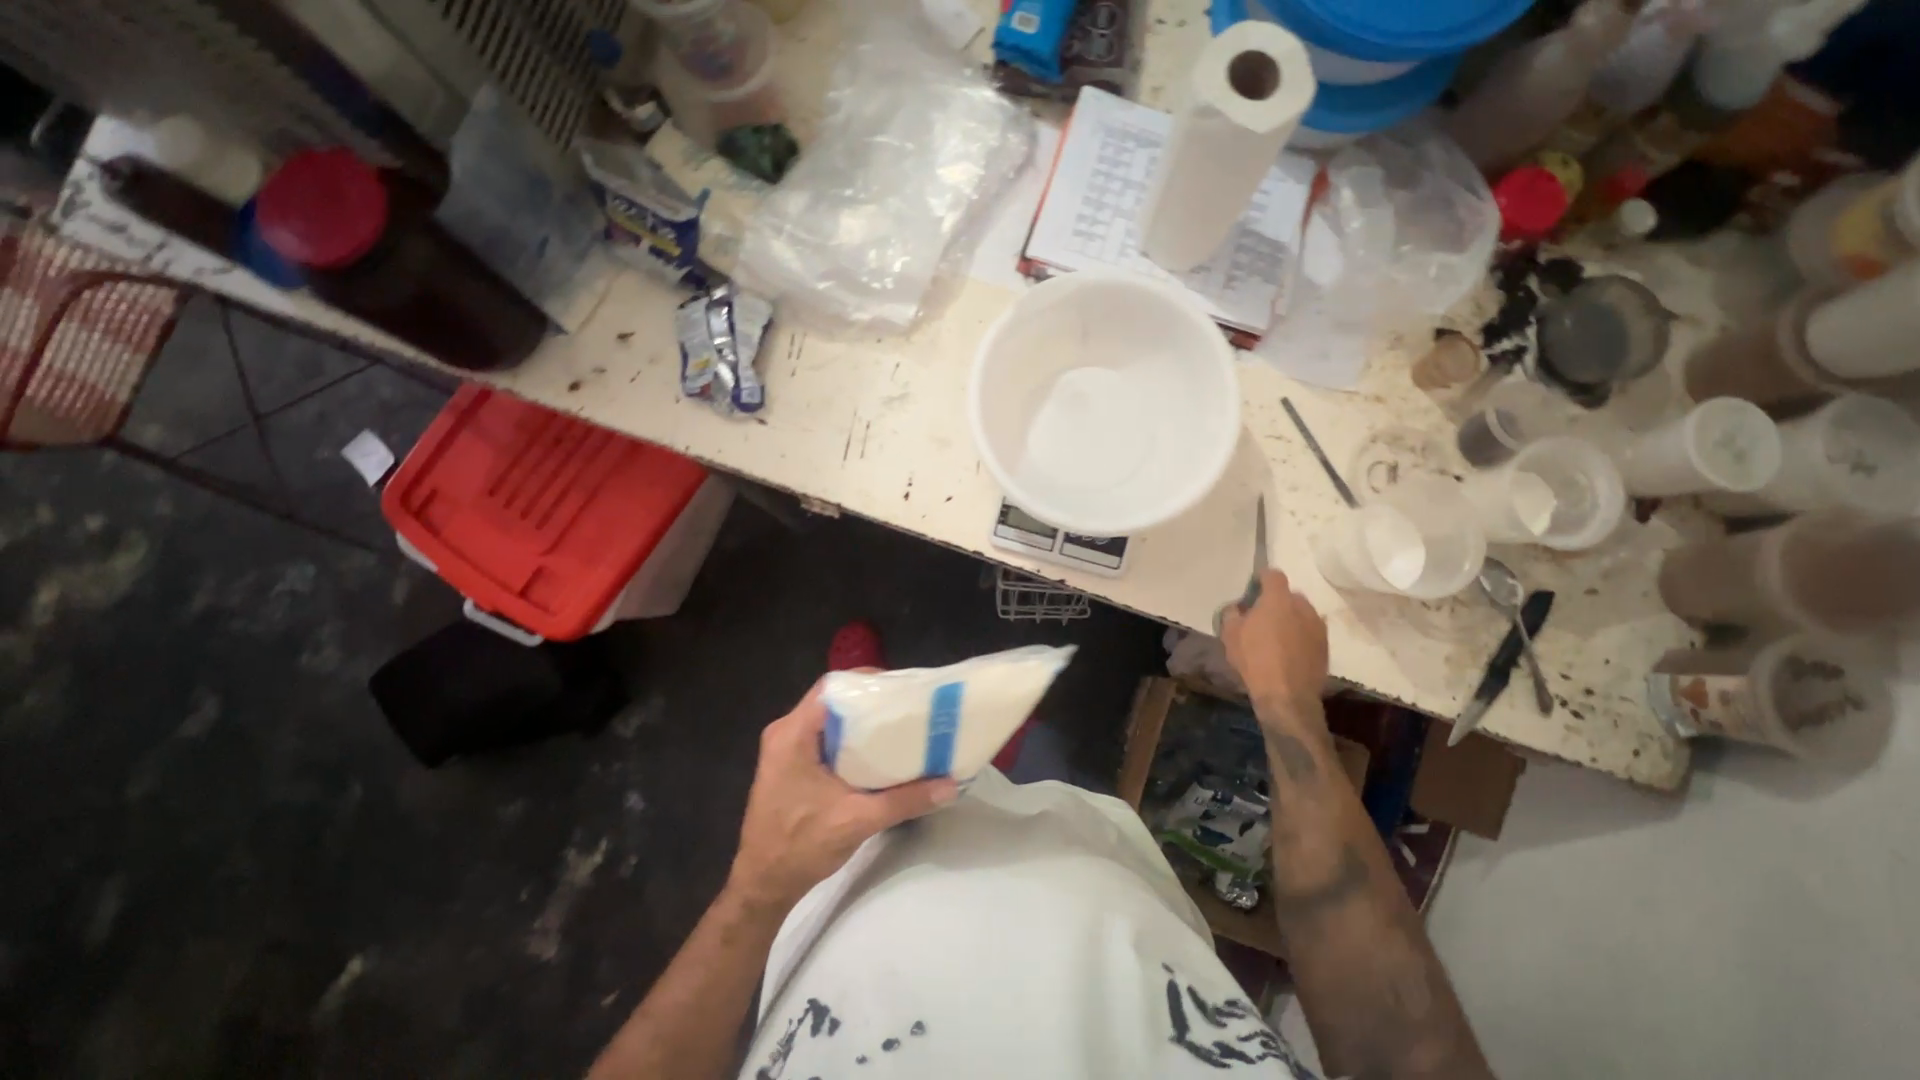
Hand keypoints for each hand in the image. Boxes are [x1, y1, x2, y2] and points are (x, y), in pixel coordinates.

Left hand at [727, 677, 958, 911]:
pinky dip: (850, 741)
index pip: (832, 687)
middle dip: (871, 703)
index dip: (868, 681)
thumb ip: (906, 800)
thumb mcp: (859, 820)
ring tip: (901, 727)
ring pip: (830, 720)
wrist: (763, 884)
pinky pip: (824, 739)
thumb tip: (951, 785)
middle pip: (833, 701)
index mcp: (793, 734)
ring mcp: (785, 750)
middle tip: (909, 708)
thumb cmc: (801, 846)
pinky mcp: (790, 766)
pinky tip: (879, 754)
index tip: (902, 689)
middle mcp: (786, 733)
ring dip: (862, 723)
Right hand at [1219, 568, 1329, 732]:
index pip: (1273, 575)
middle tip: (1264, 619)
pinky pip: (1311, 632)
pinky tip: (1291, 652)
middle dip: (1278, 602)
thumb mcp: (1230, 635)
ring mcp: (1318, 625)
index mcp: (1278, 599)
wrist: (1287, 695)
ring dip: (1292, 619)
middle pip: (1290, 595)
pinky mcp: (1326, 645)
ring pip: (1303, 614)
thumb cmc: (1255, 660)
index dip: (1263, 579)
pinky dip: (1302, 636)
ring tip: (1280, 638)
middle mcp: (1302, 606)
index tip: (1254, 589)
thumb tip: (1239, 608)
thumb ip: (1232, 614)